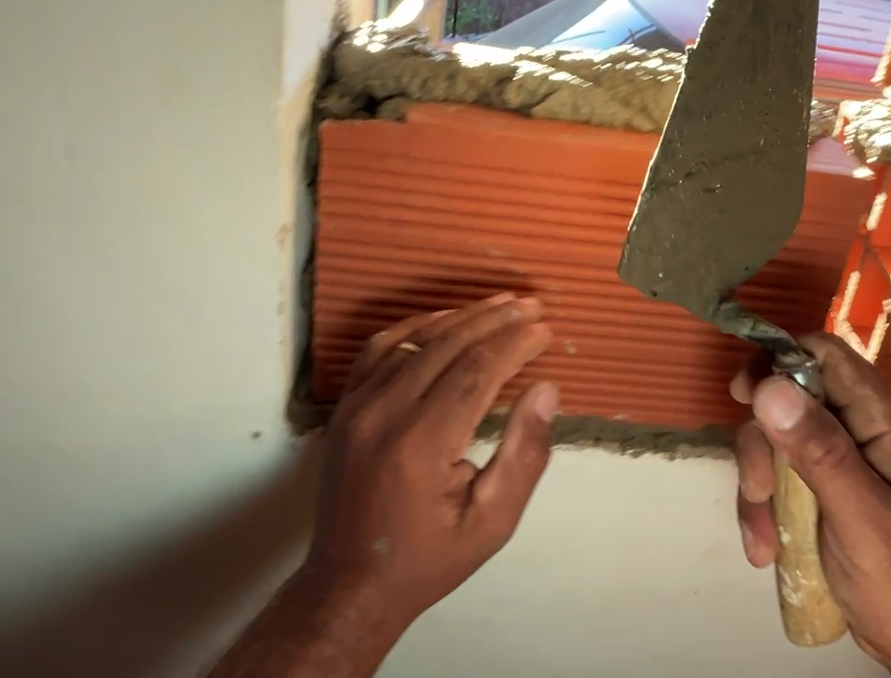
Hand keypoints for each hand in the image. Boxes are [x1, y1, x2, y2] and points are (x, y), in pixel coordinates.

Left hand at [211, 294, 557, 677]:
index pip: (477, 370)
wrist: (349, 586)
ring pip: (414, 340)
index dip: (515, 344)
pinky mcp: (344, 407)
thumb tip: (546, 389)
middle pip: (447, 345)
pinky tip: (443, 320)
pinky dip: (416, 327)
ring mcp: (356, 407)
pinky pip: (379, 348)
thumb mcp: (493, 523)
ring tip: (499, 304)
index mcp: (422, 444)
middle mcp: (384, 414)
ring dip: (460, 317)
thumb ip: (524, 454)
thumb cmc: (430, 558)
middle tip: (532, 305)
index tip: (545, 330)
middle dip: (495, 320)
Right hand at [731, 333, 890, 677]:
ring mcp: (849, 462)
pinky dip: (767, 509)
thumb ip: (818, 450)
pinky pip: (784, 479)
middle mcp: (866, 431)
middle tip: (758, 491)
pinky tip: (767, 549)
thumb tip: (771, 385)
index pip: (826, 356)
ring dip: (760, 487)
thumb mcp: (862, 519)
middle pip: (792, 401)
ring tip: (763, 540)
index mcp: (886, 422)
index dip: (781, 362)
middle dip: (764, 445)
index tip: (742, 395)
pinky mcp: (832, 492)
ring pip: (780, 442)